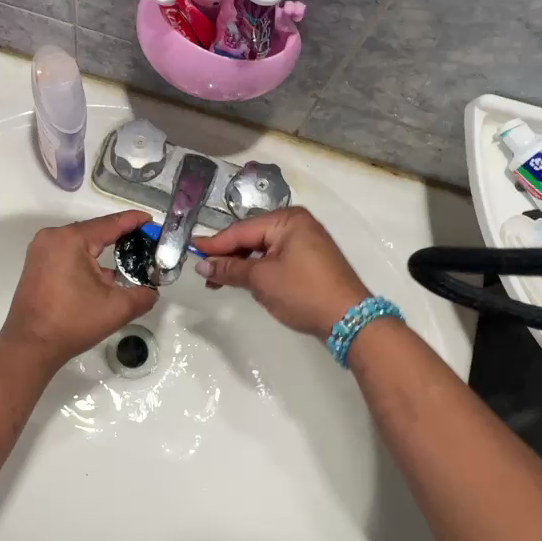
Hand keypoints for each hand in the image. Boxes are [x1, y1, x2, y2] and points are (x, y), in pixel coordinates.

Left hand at [0, 211, 158, 366]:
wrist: (31, 346)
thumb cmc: (73, 323)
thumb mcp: (117, 308)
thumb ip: (143, 295)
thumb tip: (152, 291)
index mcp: (71, 240)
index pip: (110, 223)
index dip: (134, 221)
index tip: (152, 221)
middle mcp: (53, 237)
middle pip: (94, 231)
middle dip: (120, 237)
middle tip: (145, 244)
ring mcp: (41, 250)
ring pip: (81, 243)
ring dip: (102, 252)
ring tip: (127, 261)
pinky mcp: (36, 264)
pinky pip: (68, 253)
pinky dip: (86, 260)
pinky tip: (103, 276)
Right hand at [192, 207, 369, 336]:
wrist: (350, 320)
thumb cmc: (303, 293)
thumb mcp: (262, 280)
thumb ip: (230, 269)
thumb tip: (202, 266)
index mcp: (287, 220)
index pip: (241, 230)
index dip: (215, 243)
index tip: (191, 250)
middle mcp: (297, 224)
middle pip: (252, 236)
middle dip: (228, 254)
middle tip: (203, 271)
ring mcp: (306, 242)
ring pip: (263, 248)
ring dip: (241, 264)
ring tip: (219, 280)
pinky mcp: (310, 260)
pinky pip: (275, 257)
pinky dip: (258, 268)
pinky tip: (244, 280)